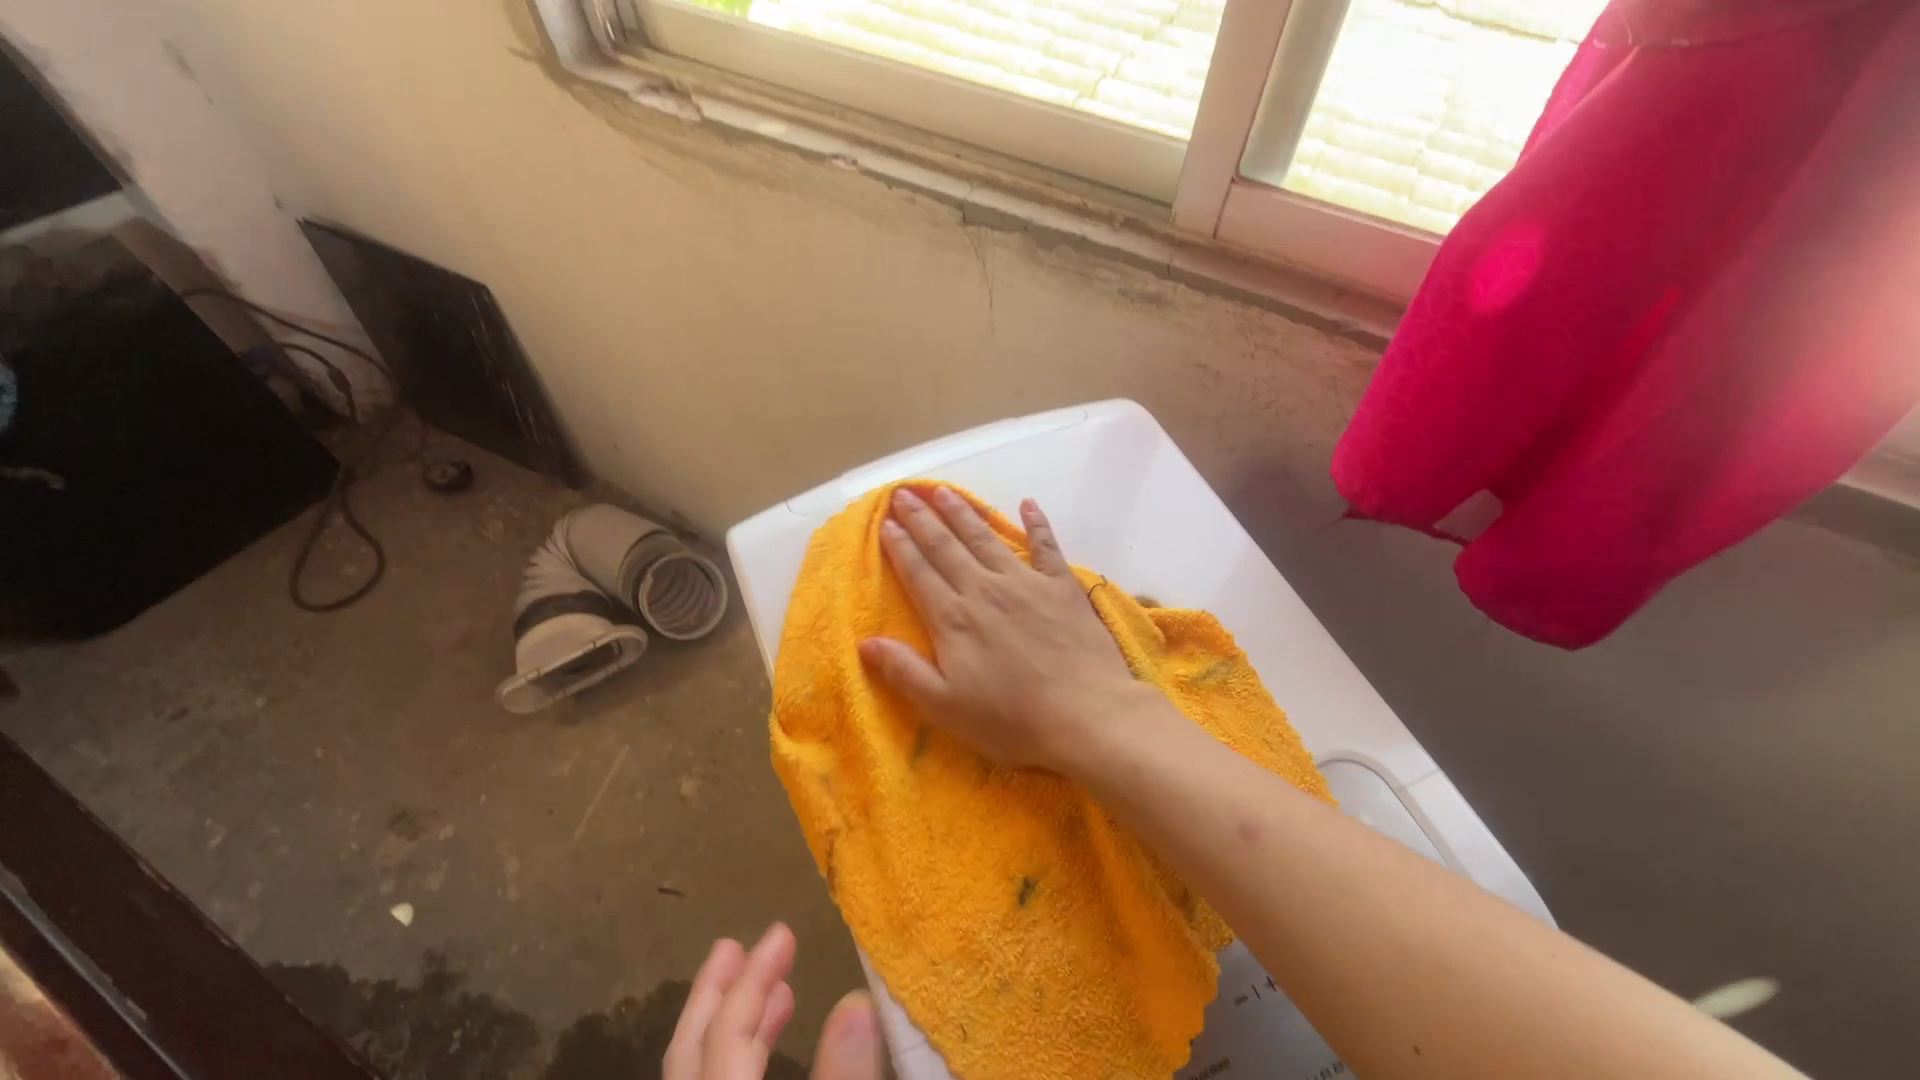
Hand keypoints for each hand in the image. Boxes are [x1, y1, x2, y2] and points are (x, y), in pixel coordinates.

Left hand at [664, 924, 881, 1079]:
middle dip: (716, 994)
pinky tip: (762, 1057)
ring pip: (696, 1073)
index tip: (782, 931)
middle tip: (735, 945)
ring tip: (772, 991)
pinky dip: (731, 1062)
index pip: (727, 1035)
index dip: (753, 981)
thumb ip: (842, 1078)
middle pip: (690, 1052)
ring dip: (727, 1028)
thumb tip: (858, 1000)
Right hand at [858, 487, 1164, 773]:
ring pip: (986, 538)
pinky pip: (1046, 545)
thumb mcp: (945, 707)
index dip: (899, 546)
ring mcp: (1025, 583)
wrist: (1085, 713)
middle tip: (904, 493)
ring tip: (944, 491)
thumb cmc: (1011, 719)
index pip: (918, 573)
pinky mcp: (1061, 586)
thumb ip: (905, 671)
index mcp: (953, 619)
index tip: (886, 522)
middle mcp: (984, 590)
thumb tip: (865, 642)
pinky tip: (1027, 504)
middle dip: (922, 519)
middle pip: (946, 547)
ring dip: (963, 512)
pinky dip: (1036, 523)